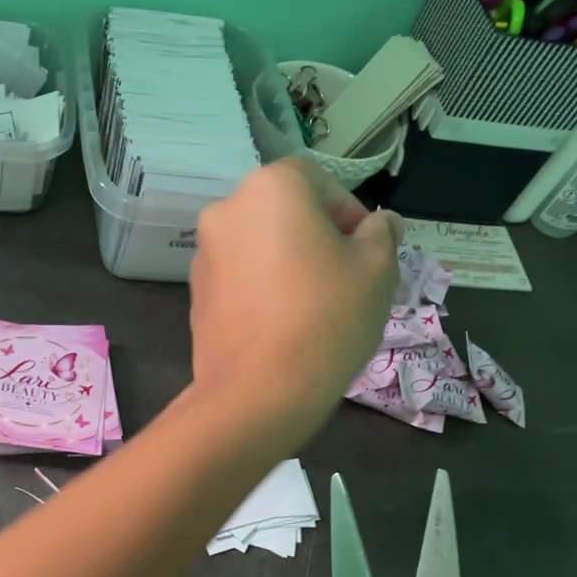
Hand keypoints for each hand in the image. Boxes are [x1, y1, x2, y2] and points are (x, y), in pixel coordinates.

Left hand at [188, 157, 401, 448]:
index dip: (351, 216)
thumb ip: (381, 234)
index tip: (368, 254)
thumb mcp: (377, 269)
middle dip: (317, 240)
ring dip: (287, 266)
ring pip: (259, 248)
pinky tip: (281, 327)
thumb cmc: (326, 318)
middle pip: (285, 214)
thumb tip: (379, 224)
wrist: (257, 392)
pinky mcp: (195, 296)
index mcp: (271, 187)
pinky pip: (239, 281)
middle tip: (345, 282)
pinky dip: (261, 292)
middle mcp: (226, 209)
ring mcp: (204, 255)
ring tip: (314, 310)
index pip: (321, 183)